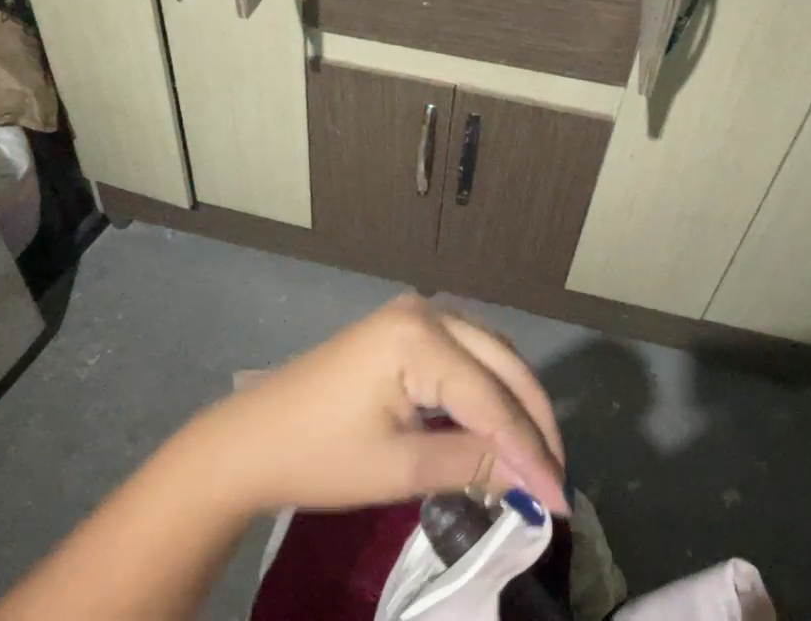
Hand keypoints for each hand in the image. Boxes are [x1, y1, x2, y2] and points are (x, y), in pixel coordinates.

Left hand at [191, 294, 568, 516]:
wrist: (250, 441)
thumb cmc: (319, 456)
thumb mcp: (401, 467)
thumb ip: (474, 463)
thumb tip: (536, 479)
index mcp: (419, 338)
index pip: (493, 399)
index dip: (532, 451)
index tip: (561, 499)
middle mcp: (424, 311)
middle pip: (502, 364)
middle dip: (533, 422)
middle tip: (556, 478)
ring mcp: (412, 314)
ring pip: (489, 354)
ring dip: (514, 402)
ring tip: (533, 457)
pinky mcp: (402, 329)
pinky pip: (464, 354)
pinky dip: (486, 389)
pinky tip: (496, 425)